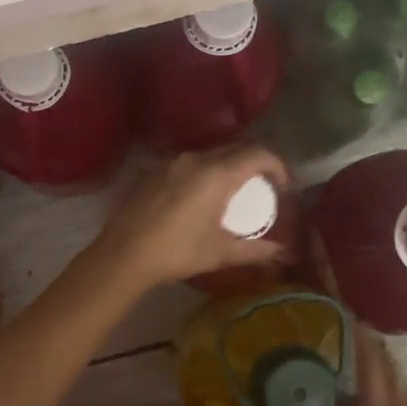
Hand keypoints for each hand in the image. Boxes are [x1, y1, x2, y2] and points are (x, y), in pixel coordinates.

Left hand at [94, 145, 291, 286]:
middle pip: (233, 150)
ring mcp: (170, 164)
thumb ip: (254, 250)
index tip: (282, 184)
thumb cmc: (177, 253)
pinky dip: (202, 175)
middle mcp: (195, 160)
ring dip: (226, 168)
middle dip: (253, 164)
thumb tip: (281, 252)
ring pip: (208, 156)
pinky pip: (186, 165)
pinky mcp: (152, 172)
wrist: (123, 255)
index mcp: (217, 175)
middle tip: (261, 187)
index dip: (277, 165)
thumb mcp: (219, 253)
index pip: (257, 154)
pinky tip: (198, 199)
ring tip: (231, 193)